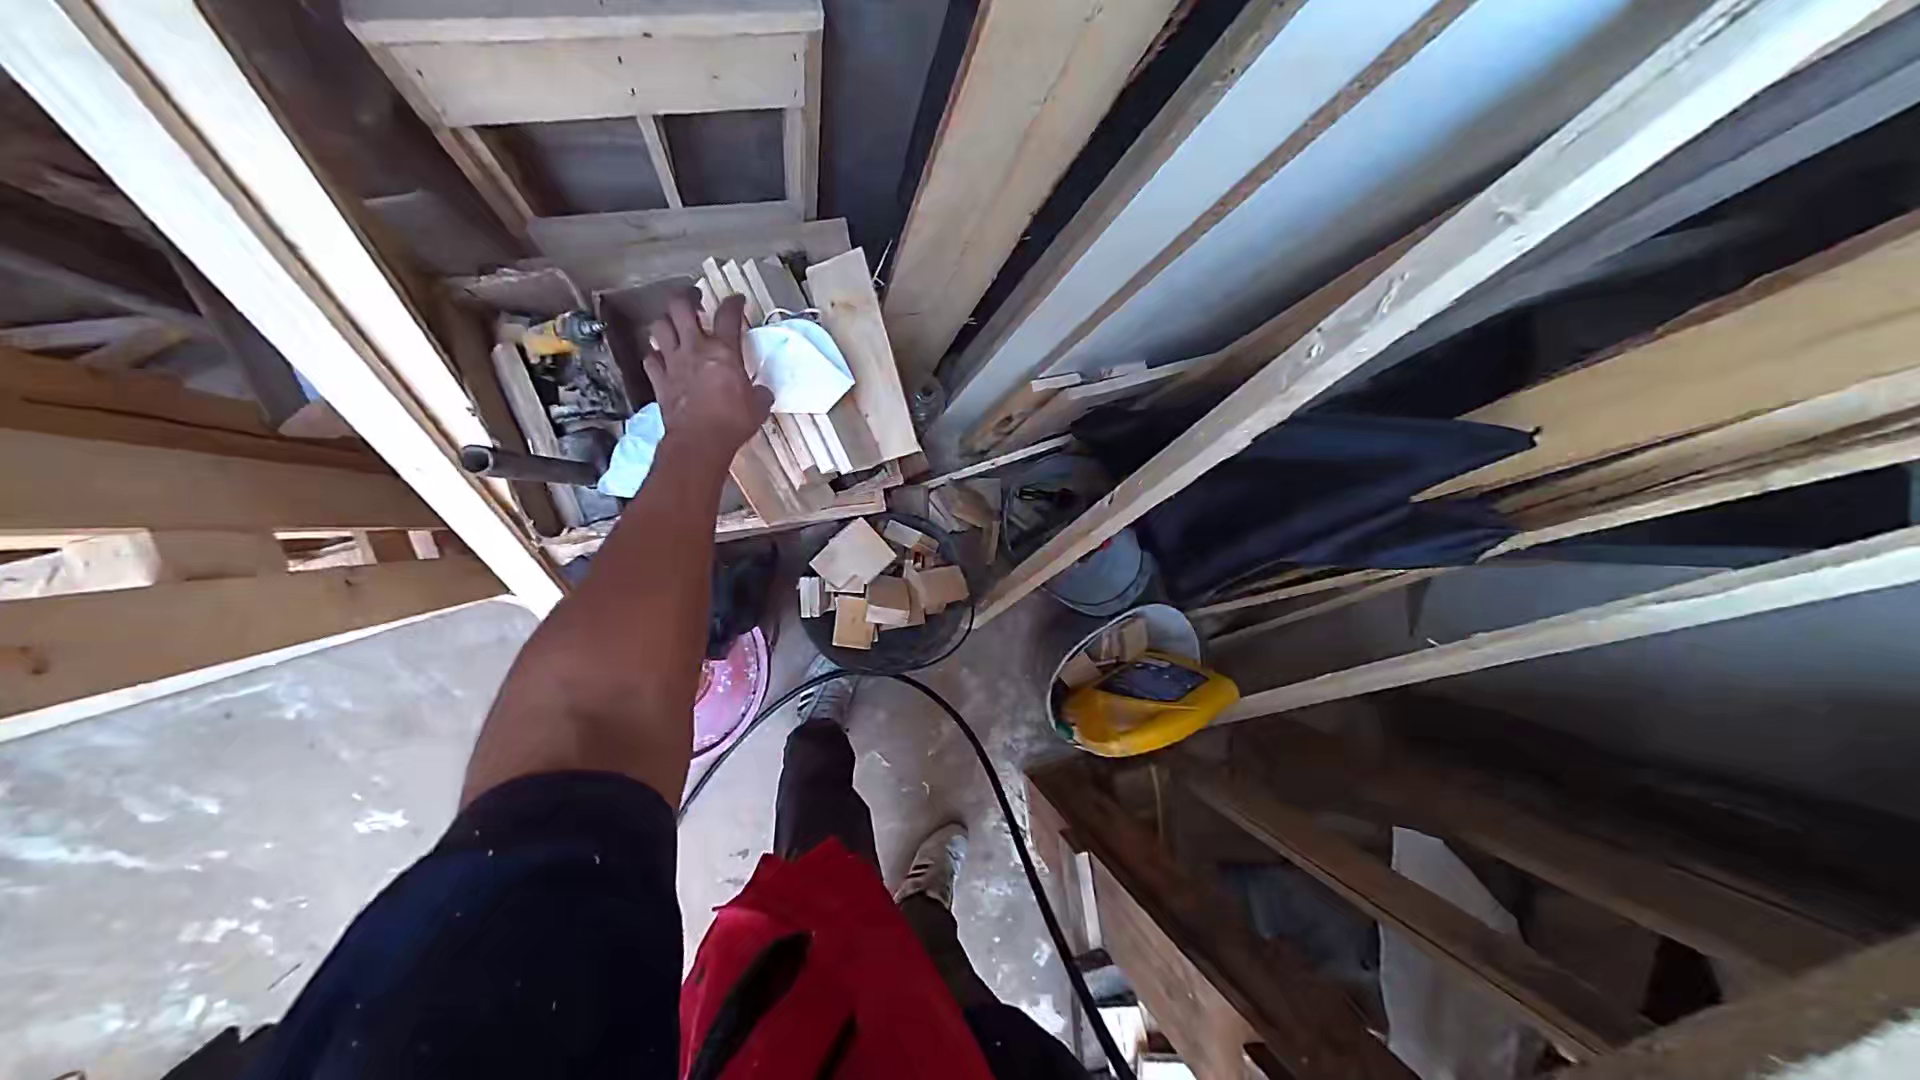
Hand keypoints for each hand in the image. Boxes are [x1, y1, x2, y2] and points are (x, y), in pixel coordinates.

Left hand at [643, 291, 773, 464]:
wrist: (700, 441)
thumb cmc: (733, 421)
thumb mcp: (758, 406)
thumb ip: (759, 393)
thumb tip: (762, 392)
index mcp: (723, 351)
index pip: (728, 315)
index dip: (733, 302)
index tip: (737, 300)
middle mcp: (694, 348)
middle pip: (680, 307)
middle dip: (687, 298)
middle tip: (694, 300)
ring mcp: (673, 363)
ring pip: (659, 327)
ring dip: (666, 323)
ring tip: (674, 326)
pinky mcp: (659, 380)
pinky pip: (650, 359)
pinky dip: (655, 355)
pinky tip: (662, 358)